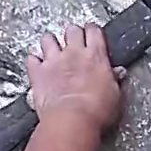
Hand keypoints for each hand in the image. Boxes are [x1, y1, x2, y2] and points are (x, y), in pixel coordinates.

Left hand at [26, 24, 121, 138]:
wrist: (71, 120)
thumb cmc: (95, 110)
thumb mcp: (114, 95)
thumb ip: (114, 80)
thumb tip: (118, 73)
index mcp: (95, 56)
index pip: (94, 31)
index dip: (92, 31)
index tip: (92, 34)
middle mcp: (73, 53)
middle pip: (71, 30)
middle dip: (72, 34)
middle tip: (73, 42)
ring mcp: (53, 61)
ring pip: (48, 39)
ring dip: (51, 43)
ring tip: (53, 50)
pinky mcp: (38, 73)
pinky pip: (32, 58)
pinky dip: (34, 61)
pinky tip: (37, 65)